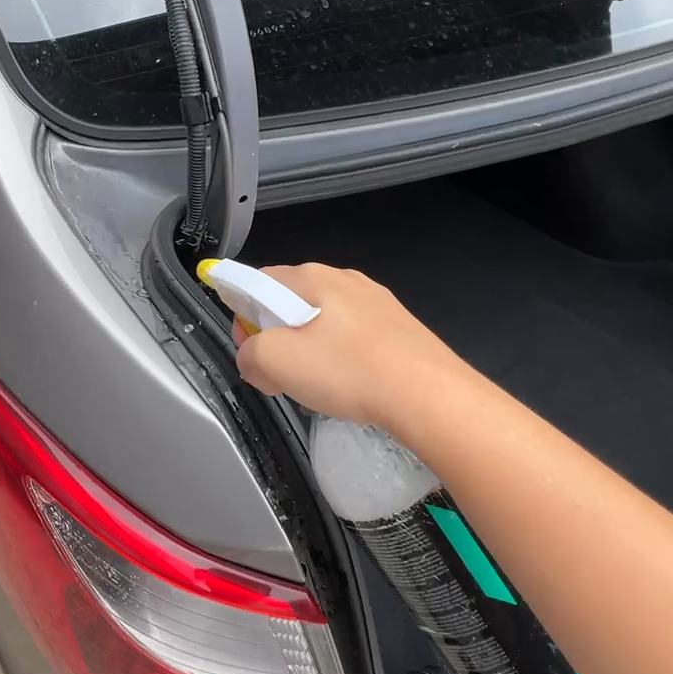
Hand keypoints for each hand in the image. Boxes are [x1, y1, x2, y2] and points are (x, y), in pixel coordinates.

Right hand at [233, 263, 485, 440]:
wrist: (430, 396)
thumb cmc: (349, 371)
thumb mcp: (275, 362)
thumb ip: (248, 355)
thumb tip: (252, 359)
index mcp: (310, 277)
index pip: (256, 282)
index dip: (242, 314)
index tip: (247, 347)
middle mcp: (344, 279)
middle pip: (290, 302)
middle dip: (276, 336)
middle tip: (278, 372)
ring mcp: (376, 302)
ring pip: (323, 322)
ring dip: (309, 349)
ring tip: (318, 385)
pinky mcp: (398, 327)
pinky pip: (353, 337)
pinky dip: (341, 358)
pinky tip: (350, 386)